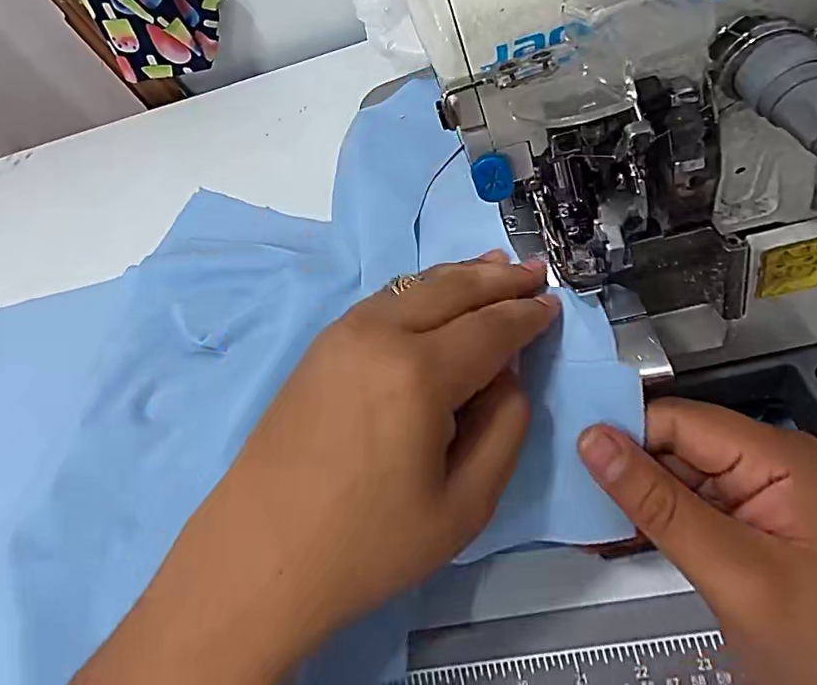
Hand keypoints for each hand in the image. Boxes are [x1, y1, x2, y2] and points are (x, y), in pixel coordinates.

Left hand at [74, 253, 556, 684]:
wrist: (262, 549)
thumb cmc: (369, 542)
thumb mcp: (464, 505)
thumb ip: (503, 427)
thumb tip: (508, 372)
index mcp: (418, 373)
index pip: (490, 327)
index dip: (526, 315)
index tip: (553, 304)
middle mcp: (380, 332)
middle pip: (453, 288)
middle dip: (498, 278)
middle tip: (533, 270)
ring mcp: (345, 330)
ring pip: (416, 284)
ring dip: (460, 274)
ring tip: (495, 266)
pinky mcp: (324, 340)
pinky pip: (387, 298)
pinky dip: (423, 288)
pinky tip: (438, 293)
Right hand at [579, 399, 816, 684]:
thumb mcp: (738, 576)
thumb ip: (660, 504)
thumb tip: (598, 443)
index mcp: (779, 458)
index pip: (677, 419)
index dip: (625, 434)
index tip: (578, 452)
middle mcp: (767, 467)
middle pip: (671, 443)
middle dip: (625, 469)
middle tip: (578, 491)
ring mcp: (755, 499)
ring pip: (671, 475)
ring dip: (632, 498)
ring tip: (592, 518)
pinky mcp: (743, 529)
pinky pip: (682, 506)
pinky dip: (650, 520)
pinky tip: (620, 533)